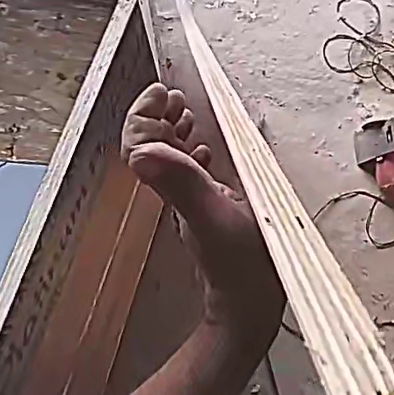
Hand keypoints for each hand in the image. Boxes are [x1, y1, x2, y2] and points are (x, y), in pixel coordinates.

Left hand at [121, 83, 283, 340]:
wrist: (252, 302)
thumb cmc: (243, 267)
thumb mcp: (216, 218)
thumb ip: (182, 184)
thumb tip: (141, 154)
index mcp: (175, 190)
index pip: (141, 145)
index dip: (144, 116)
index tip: (160, 92)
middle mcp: (178, 193)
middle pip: (153, 147)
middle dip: (157, 116)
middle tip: (171, 95)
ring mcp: (193, 201)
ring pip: (172, 159)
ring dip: (173, 131)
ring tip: (184, 111)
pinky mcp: (211, 210)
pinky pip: (193, 175)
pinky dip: (193, 154)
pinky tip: (204, 149)